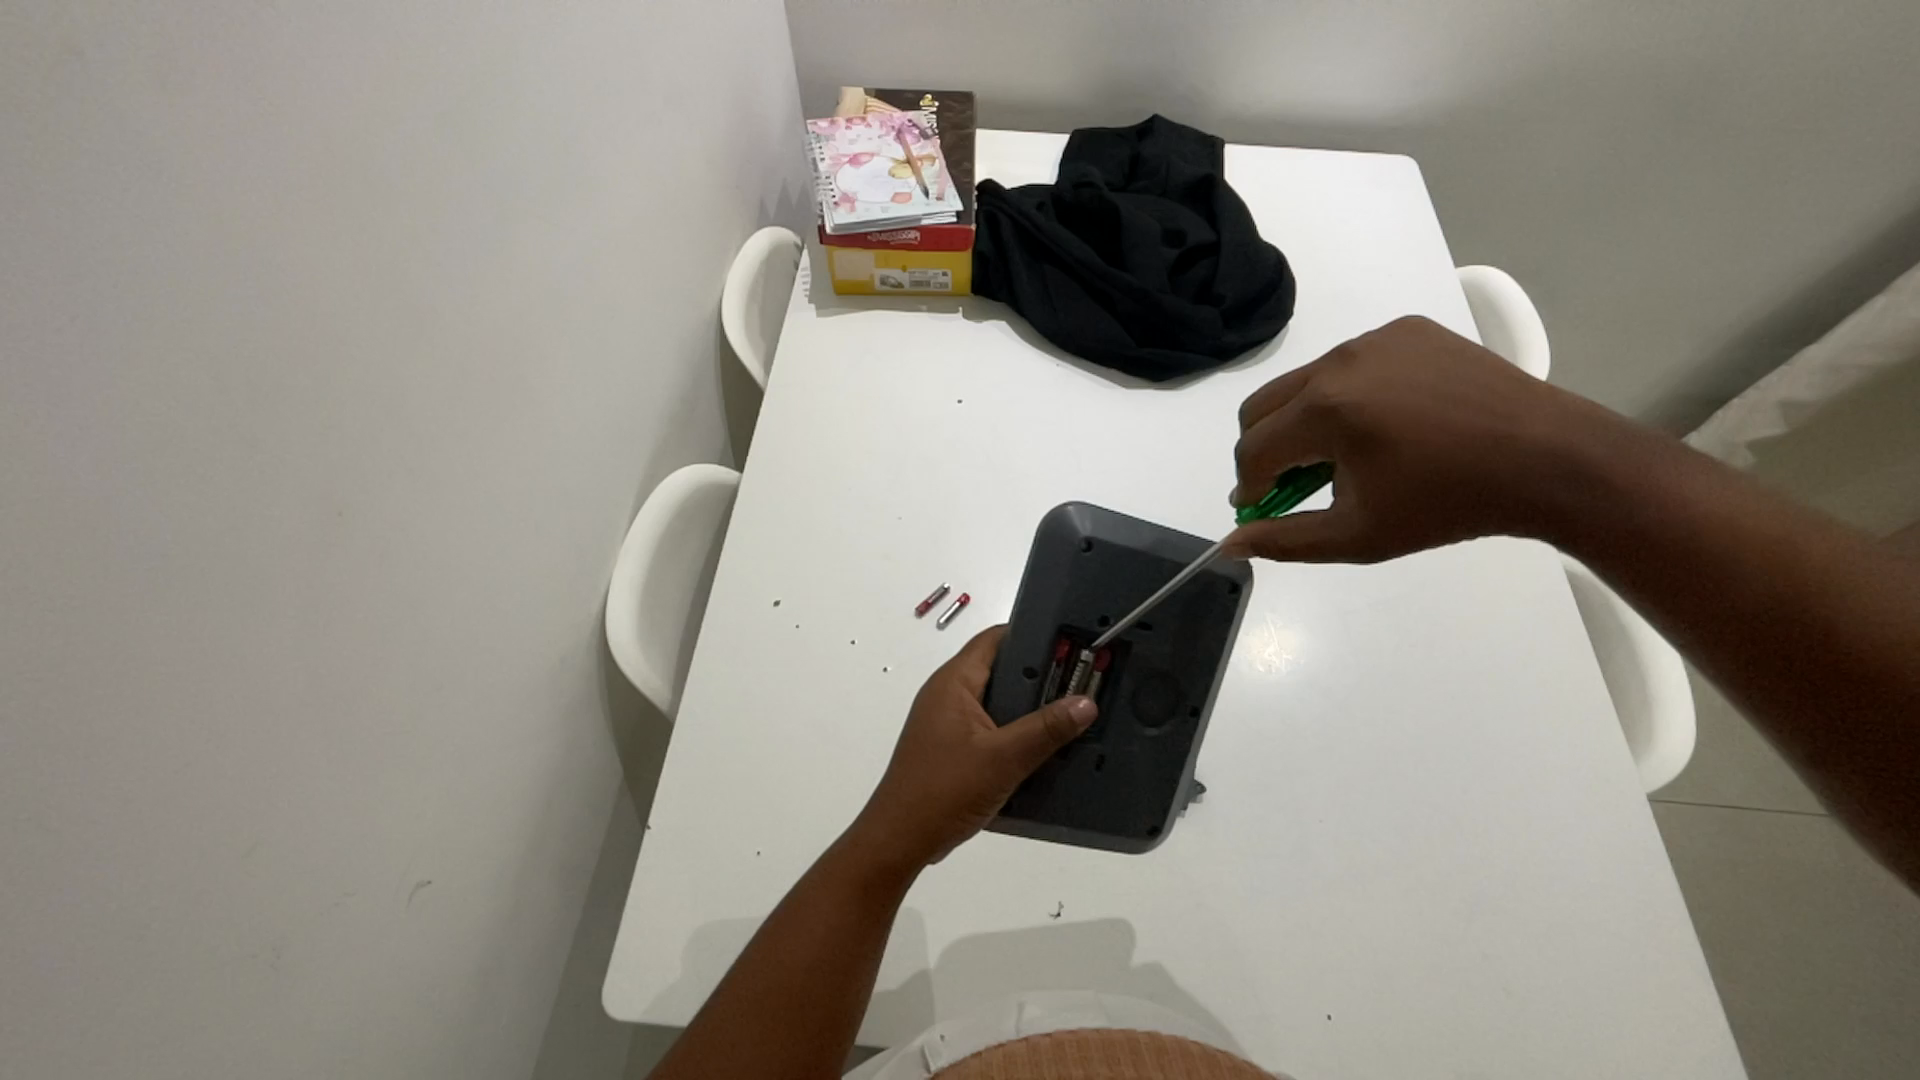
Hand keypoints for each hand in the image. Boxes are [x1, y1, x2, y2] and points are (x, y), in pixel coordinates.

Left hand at [849, 626, 1096, 869]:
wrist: (901, 839)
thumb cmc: (945, 789)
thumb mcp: (1003, 758)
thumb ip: (1046, 729)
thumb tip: (1086, 702)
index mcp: (954, 682)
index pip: (996, 638)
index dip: (1034, 635)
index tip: (1073, 644)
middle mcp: (949, 694)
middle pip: (1001, 670)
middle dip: (1040, 676)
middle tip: (1083, 684)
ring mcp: (949, 722)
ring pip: (998, 703)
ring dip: (1030, 709)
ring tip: (1072, 715)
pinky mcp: (953, 748)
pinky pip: (992, 729)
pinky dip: (1017, 733)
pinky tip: (1046, 749)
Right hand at [1226, 315, 1637, 562]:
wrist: (1550, 461)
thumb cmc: (1447, 507)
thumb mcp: (1357, 537)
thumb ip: (1283, 540)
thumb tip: (1228, 545)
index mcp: (1325, 410)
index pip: (1251, 450)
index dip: (1249, 488)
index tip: (1264, 510)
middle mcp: (1338, 361)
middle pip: (1260, 407)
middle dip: (1263, 450)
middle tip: (1294, 482)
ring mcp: (1374, 338)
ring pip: (1301, 383)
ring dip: (1302, 422)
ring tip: (1345, 454)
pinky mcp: (1406, 329)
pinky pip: (1348, 362)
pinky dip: (1345, 394)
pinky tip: (1385, 423)